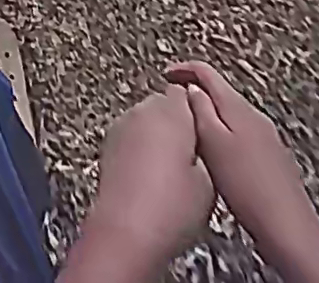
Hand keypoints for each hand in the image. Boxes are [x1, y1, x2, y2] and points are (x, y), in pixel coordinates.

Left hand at [60, 86, 214, 282]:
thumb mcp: (209, 183)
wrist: (126, 226)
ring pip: (146, 118)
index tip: (202, 134)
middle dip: (176, 122)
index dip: (195, 111)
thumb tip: (196, 141)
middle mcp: (143, 111)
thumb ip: (204, 149)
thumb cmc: (173, 206)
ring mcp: (122, 123)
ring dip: (156, 132)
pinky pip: (131, 132)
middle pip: (163, 103)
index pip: (184, 93)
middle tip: (190, 155)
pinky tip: (147, 172)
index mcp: (171, 115)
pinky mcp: (109, 139)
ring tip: (169, 168)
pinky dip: (140, 144)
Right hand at [165, 62, 318, 282]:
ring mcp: (268, 138)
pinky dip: (222, 133)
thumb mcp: (212, 142)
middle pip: (220, 91)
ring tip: (190, 130)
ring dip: (208, 114)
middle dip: (195, 93)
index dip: (183, 68)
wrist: (290, 231)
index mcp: (239, 108)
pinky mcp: (273, 158)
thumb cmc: (247, 187)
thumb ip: (199, 109)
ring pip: (230, 114)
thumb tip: (191, 88)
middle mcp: (256, 117)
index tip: (166, 75)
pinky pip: (241, 133)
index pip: (207, 72)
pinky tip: (216, 155)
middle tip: (173, 104)